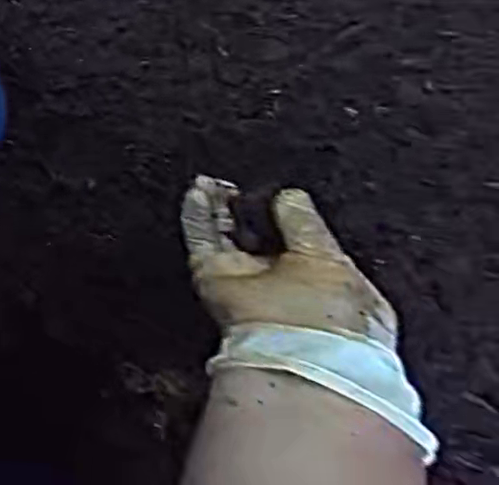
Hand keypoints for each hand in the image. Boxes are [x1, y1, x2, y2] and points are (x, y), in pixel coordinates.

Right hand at [181, 176, 396, 350]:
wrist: (292, 346)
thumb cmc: (332, 318)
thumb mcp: (332, 261)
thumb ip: (306, 225)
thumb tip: (291, 195)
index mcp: (323, 279)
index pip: (300, 236)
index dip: (287, 213)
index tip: (278, 192)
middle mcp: (279, 276)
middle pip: (256, 230)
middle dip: (248, 205)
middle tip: (242, 186)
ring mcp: (242, 274)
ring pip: (223, 228)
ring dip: (218, 203)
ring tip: (215, 182)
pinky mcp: (209, 271)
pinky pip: (199, 234)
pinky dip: (196, 211)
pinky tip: (198, 191)